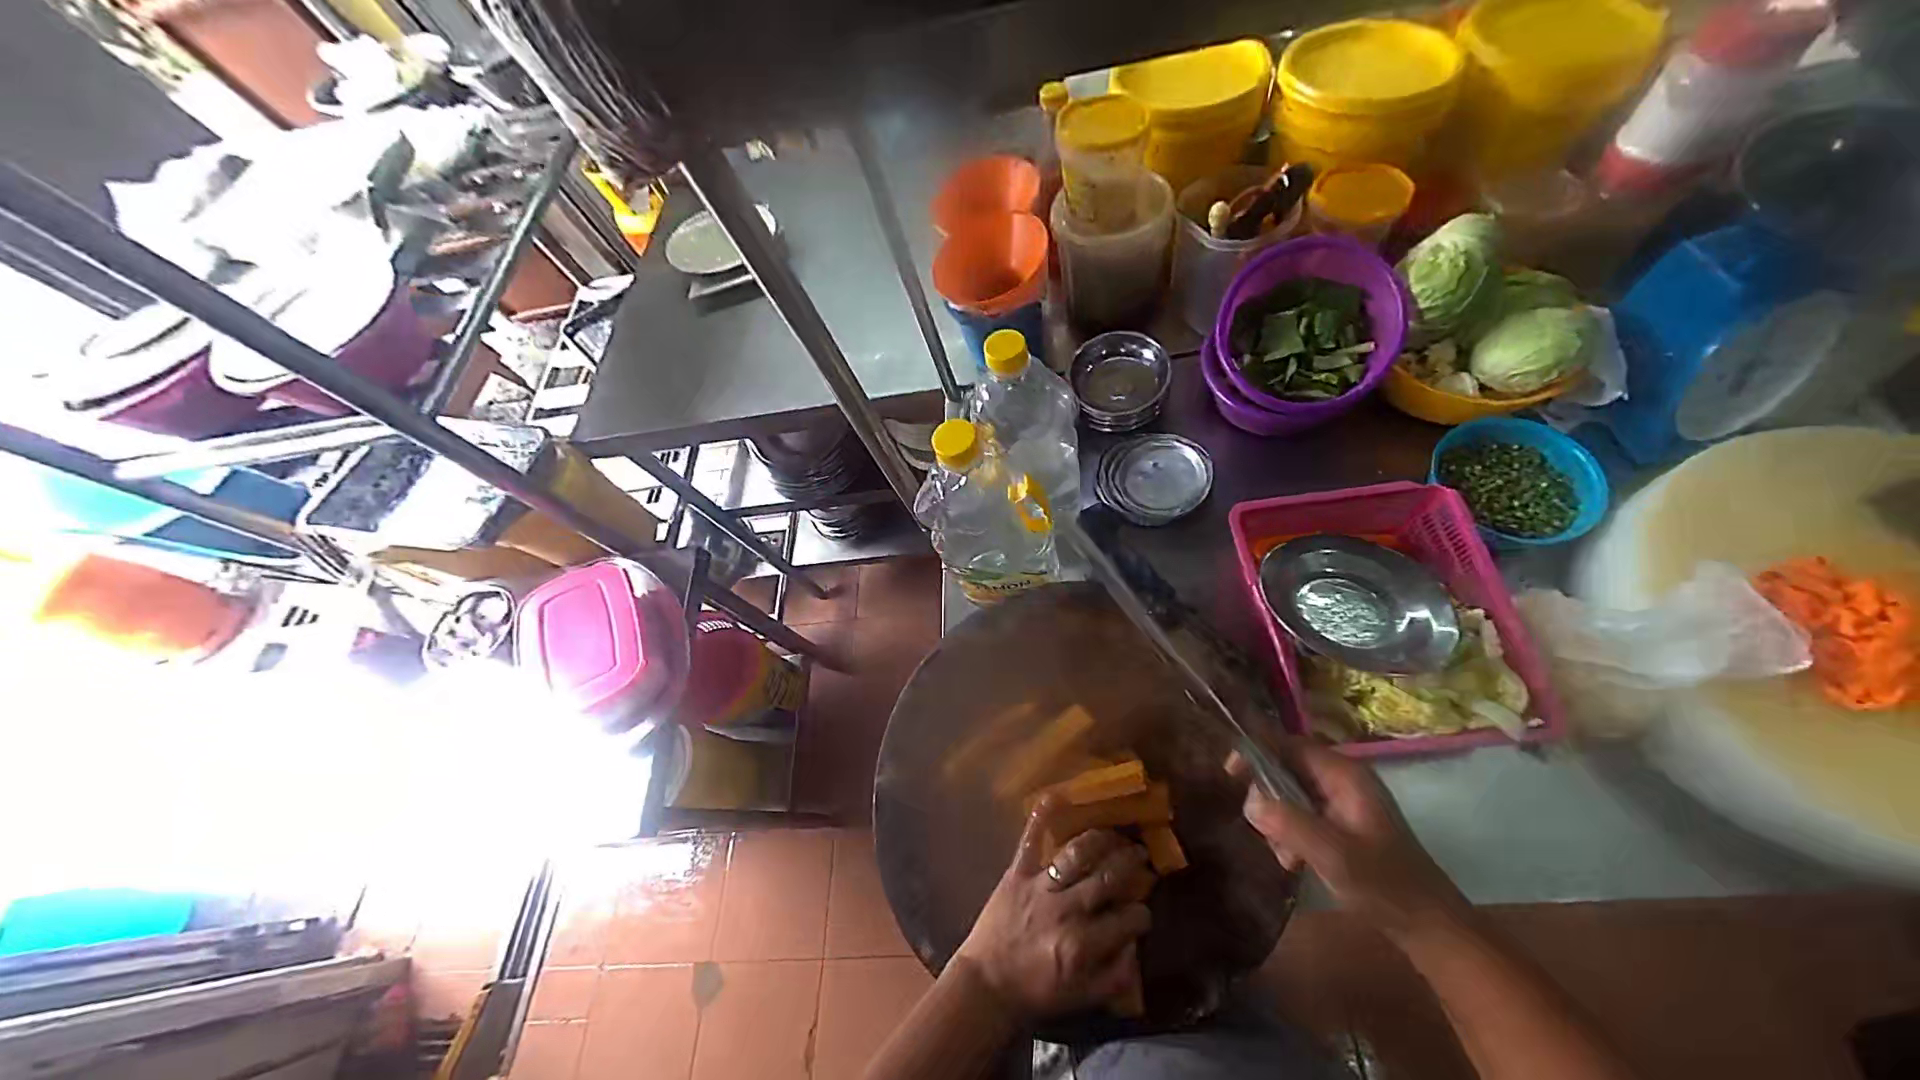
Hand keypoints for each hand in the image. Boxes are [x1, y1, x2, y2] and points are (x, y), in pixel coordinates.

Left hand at [955, 797, 1153, 1020]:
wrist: (987, 983)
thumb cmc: (1036, 990)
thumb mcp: (1082, 996)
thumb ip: (1116, 975)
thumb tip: (1137, 946)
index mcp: (1084, 945)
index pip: (1128, 920)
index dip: (1141, 913)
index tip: (1143, 909)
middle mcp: (1065, 911)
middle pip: (1108, 879)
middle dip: (1130, 865)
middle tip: (1141, 856)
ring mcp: (1039, 887)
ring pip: (1077, 854)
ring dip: (1101, 841)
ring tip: (1115, 834)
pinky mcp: (1016, 873)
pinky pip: (1030, 841)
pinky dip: (1041, 817)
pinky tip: (1055, 796)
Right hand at [1237, 740, 1468, 941]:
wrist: (1428, 927)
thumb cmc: (1384, 885)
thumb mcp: (1332, 854)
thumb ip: (1288, 823)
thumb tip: (1250, 802)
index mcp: (1343, 774)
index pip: (1287, 743)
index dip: (1256, 752)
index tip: (1231, 774)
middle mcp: (1340, 779)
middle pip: (1283, 768)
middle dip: (1267, 798)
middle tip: (1264, 829)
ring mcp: (1340, 802)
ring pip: (1287, 794)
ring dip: (1276, 822)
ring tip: (1286, 855)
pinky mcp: (1338, 824)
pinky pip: (1298, 815)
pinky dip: (1288, 834)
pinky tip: (1295, 862)